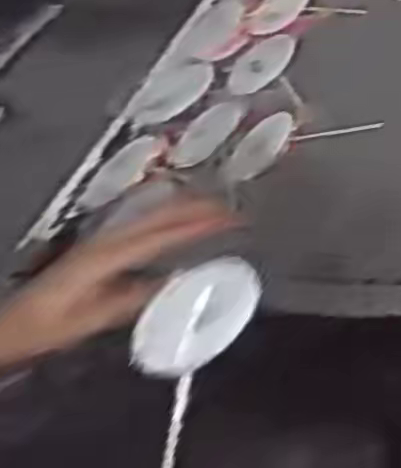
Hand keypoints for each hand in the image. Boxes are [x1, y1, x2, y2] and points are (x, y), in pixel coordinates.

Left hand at [0, 196, 236, 368]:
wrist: (4, 331)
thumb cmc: (47, 328)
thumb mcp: (94, 319)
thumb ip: (141, 296)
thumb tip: (189, 277)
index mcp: (108, 256)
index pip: (168, 232)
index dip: (205, 224)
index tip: (239, 220)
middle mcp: (107, 240)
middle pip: (164, 213)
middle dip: (205, 207)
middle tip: (240, 210)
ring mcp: (103, 239)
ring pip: (157, 211)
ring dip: (192, 206)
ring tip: (223, 209)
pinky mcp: (103, 243)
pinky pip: (149, 219)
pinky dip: (177, 213)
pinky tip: (189, 218)